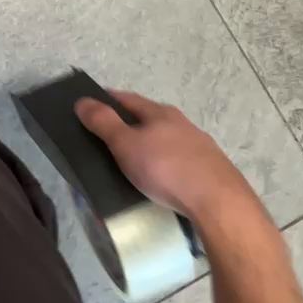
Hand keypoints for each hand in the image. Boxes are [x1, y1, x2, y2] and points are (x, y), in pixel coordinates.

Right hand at [76, 91, 260, 223]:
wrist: (220, 204)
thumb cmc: (166, 169)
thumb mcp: (125, 145)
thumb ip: (103, 122)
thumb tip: (82, 100)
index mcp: (160, 113)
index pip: (127, 98)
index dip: (107, 100)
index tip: (91, 106)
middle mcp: (182, 123)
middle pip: (149, 118)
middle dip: (130, 124)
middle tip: (109, 137)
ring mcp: (201, 146)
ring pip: (168, 139)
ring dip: (151, 145)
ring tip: (136, 162)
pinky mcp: (213, 170)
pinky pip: (182, 160)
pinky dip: (168, 164)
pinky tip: (164, 180)